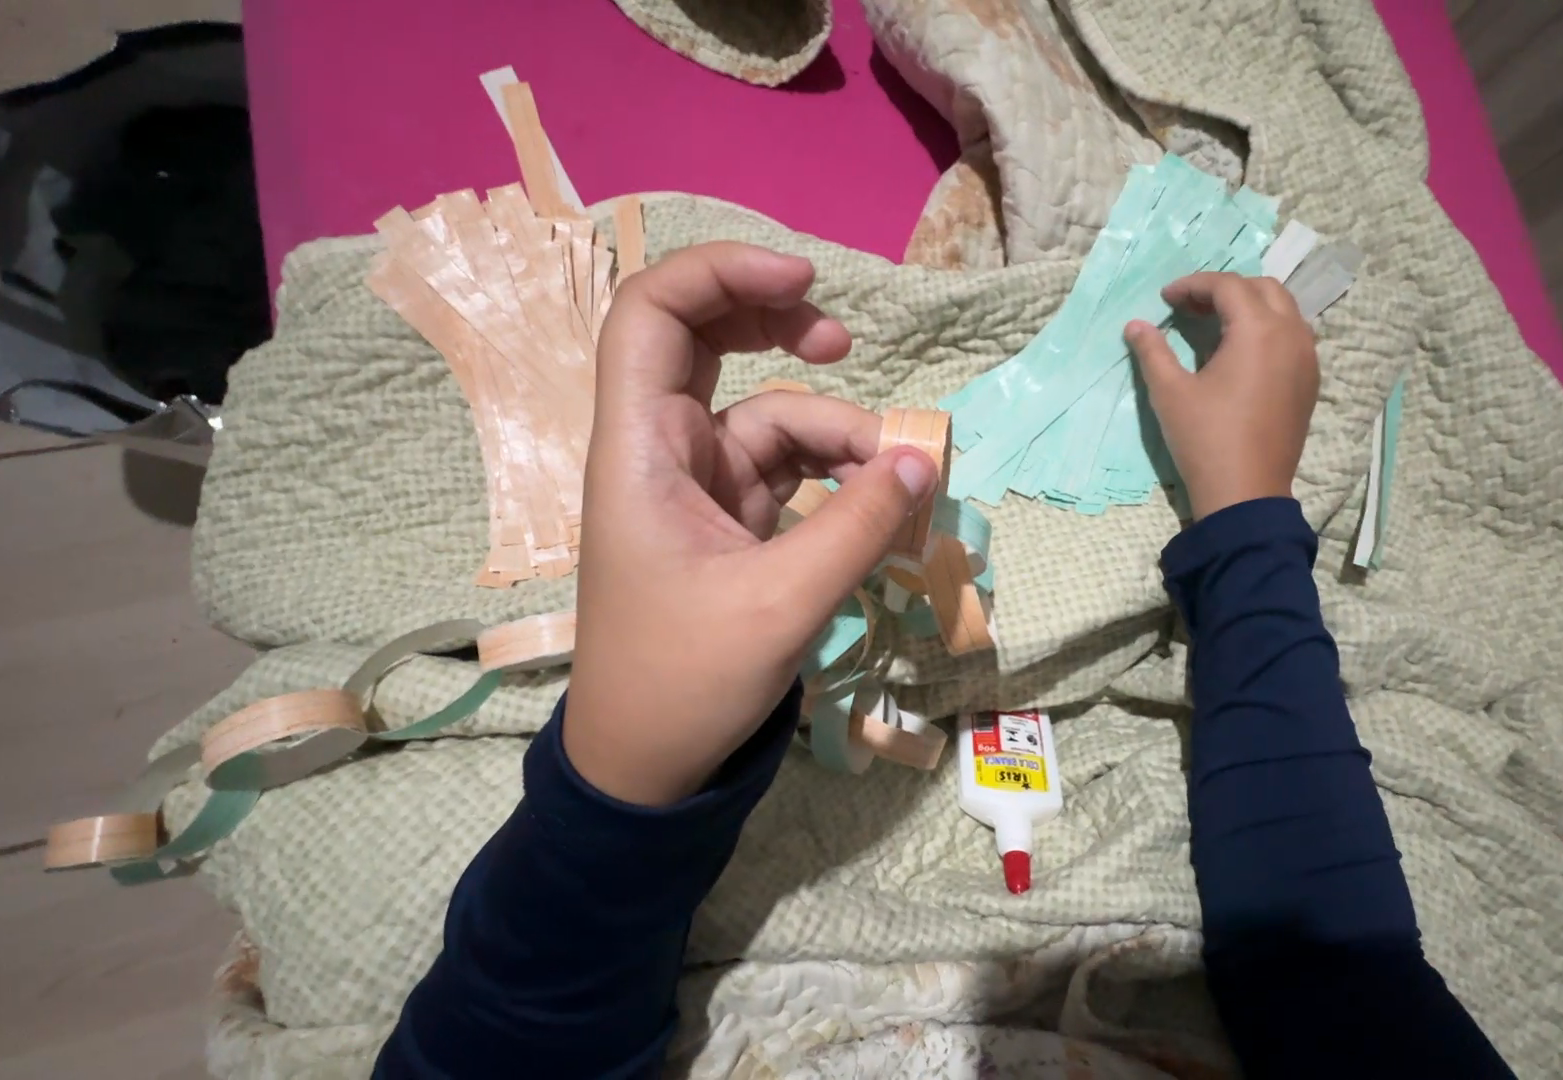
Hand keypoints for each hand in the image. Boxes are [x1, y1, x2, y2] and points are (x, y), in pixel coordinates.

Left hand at [564, 242, 938, 805]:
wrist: (651, 763)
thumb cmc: (686, 681)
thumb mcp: (781, 604)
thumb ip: (856, 527)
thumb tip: (920, 462)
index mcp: (641, 450)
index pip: (653, 316)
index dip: (722, 274)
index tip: (805, 279)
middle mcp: (665, 451)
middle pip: (708, 343)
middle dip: (780, 328)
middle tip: (847, 341)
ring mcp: (701, 486)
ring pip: (772, 419)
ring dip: (836, 436)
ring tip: (897, 480)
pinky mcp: (733, 522)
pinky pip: (791, 472)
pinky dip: (837, 479)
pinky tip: (878, 505)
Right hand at [1124, 273, 1318, 517]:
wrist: (1245, 492)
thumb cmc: (1204, 439)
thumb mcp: (1169, 393)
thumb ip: (1152, 351)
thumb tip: (1135, 325)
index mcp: (1258, 330)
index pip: (1227, 286)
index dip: (1193, 285)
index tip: (1164, 298)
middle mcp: (1291, 334)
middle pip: (1262, 289)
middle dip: (1224, 290)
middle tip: (1188, 307)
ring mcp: (1306, 359)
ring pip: (1284, 310)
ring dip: (1249, 306)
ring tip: (1214, 324)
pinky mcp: (1308, 382)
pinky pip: (1293, 337)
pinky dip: (1267, 329)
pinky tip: (1240, 352)